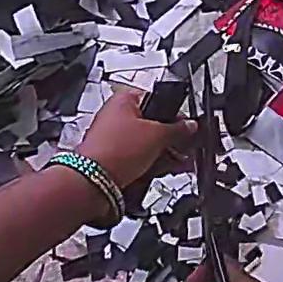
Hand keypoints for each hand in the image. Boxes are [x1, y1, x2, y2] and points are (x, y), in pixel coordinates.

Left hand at [74, 86, 196, 188]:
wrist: (93, 182)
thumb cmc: (114, 150)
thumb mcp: (157, 135)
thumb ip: (177, 129)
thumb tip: (189, 126)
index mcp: (124, 100)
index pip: (157, 100)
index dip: (175, 113)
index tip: (187, 125)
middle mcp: (116, 116)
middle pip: (153, 124)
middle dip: (173, 138)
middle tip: (186, 146)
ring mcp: (113, 138)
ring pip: (146, 143)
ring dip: (167, 152)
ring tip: (182, 162)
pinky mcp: (113, 158)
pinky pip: (138, 157)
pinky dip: (154, 162)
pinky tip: (168, 169)